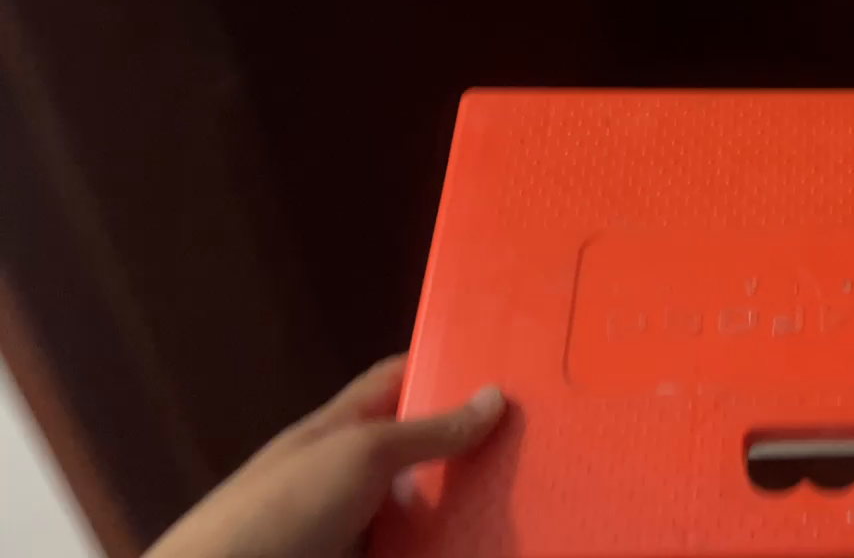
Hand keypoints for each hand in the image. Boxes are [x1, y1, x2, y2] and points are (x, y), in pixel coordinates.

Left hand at [146, 356, 504, 557]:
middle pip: (425, 439)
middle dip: (474, 430)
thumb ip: (429, 429)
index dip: (450, 360)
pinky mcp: (369, 557)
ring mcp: (357, 522)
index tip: (506, 355)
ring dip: (471, 489)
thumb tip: (495, 396)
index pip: (402, 376)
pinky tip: (492, 527)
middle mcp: (351, 471)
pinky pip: (422, 541)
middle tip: (536, 419)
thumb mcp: (360, 456)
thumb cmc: (277, 516)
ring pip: (430, 496)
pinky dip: (454, 536)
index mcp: (341, 427)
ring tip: (531, 472)